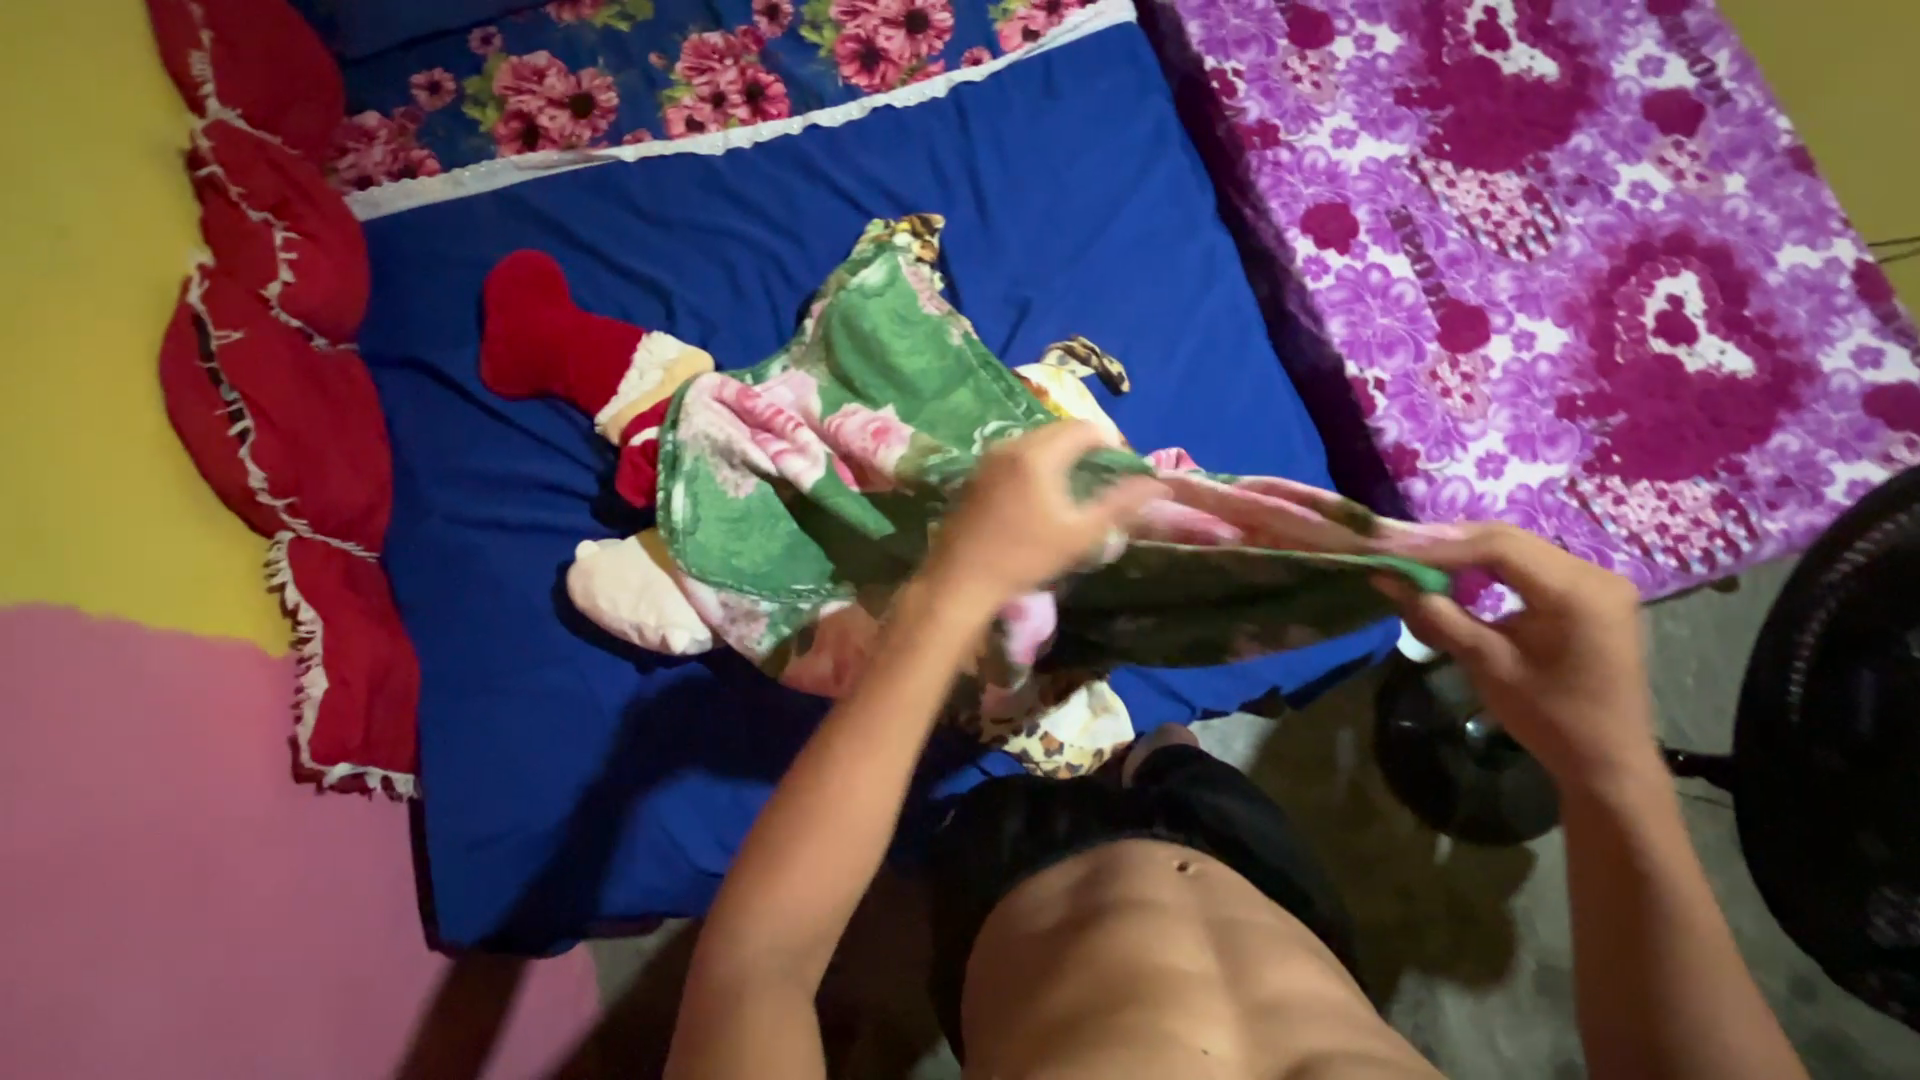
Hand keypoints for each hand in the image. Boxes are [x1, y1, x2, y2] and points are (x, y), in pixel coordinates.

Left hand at [922, 422, 1165, 608]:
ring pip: (1034, 441)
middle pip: (1058, 429)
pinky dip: (1035, 462)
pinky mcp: (975, 474)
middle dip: (1084, 443)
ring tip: (1074, 481)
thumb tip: (1157, 485)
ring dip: (1058, 452)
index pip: (1084, 428)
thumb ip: (1120, 505)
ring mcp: (988, 459)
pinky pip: (1014, 455)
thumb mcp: (1080, 535)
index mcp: (1039, 455)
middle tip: (1101, 471)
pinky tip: (1039, 492)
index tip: (1121, 463)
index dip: (1109, 440)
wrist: (961, 579)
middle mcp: (1011, 446)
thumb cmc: (1024, 558)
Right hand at [1374, 524, 1660, 794]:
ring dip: (1463, 551)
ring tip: (1415, 557)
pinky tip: (1455, 573)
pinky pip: (1528, 565)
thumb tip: (1386, 578)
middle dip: (1447, 542)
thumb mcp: (1486, 664)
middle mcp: (1594, 573)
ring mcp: (1594, 581)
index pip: (1498, 548)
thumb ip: (1438, 616)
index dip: (1439, 547)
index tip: (1392, 551)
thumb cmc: (1549, 716)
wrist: (1607, 759)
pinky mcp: (1587, 593)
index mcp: (1577, 592)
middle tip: (1395, 546)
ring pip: (1516, 548)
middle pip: (1507, 540)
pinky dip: (1486, 566)